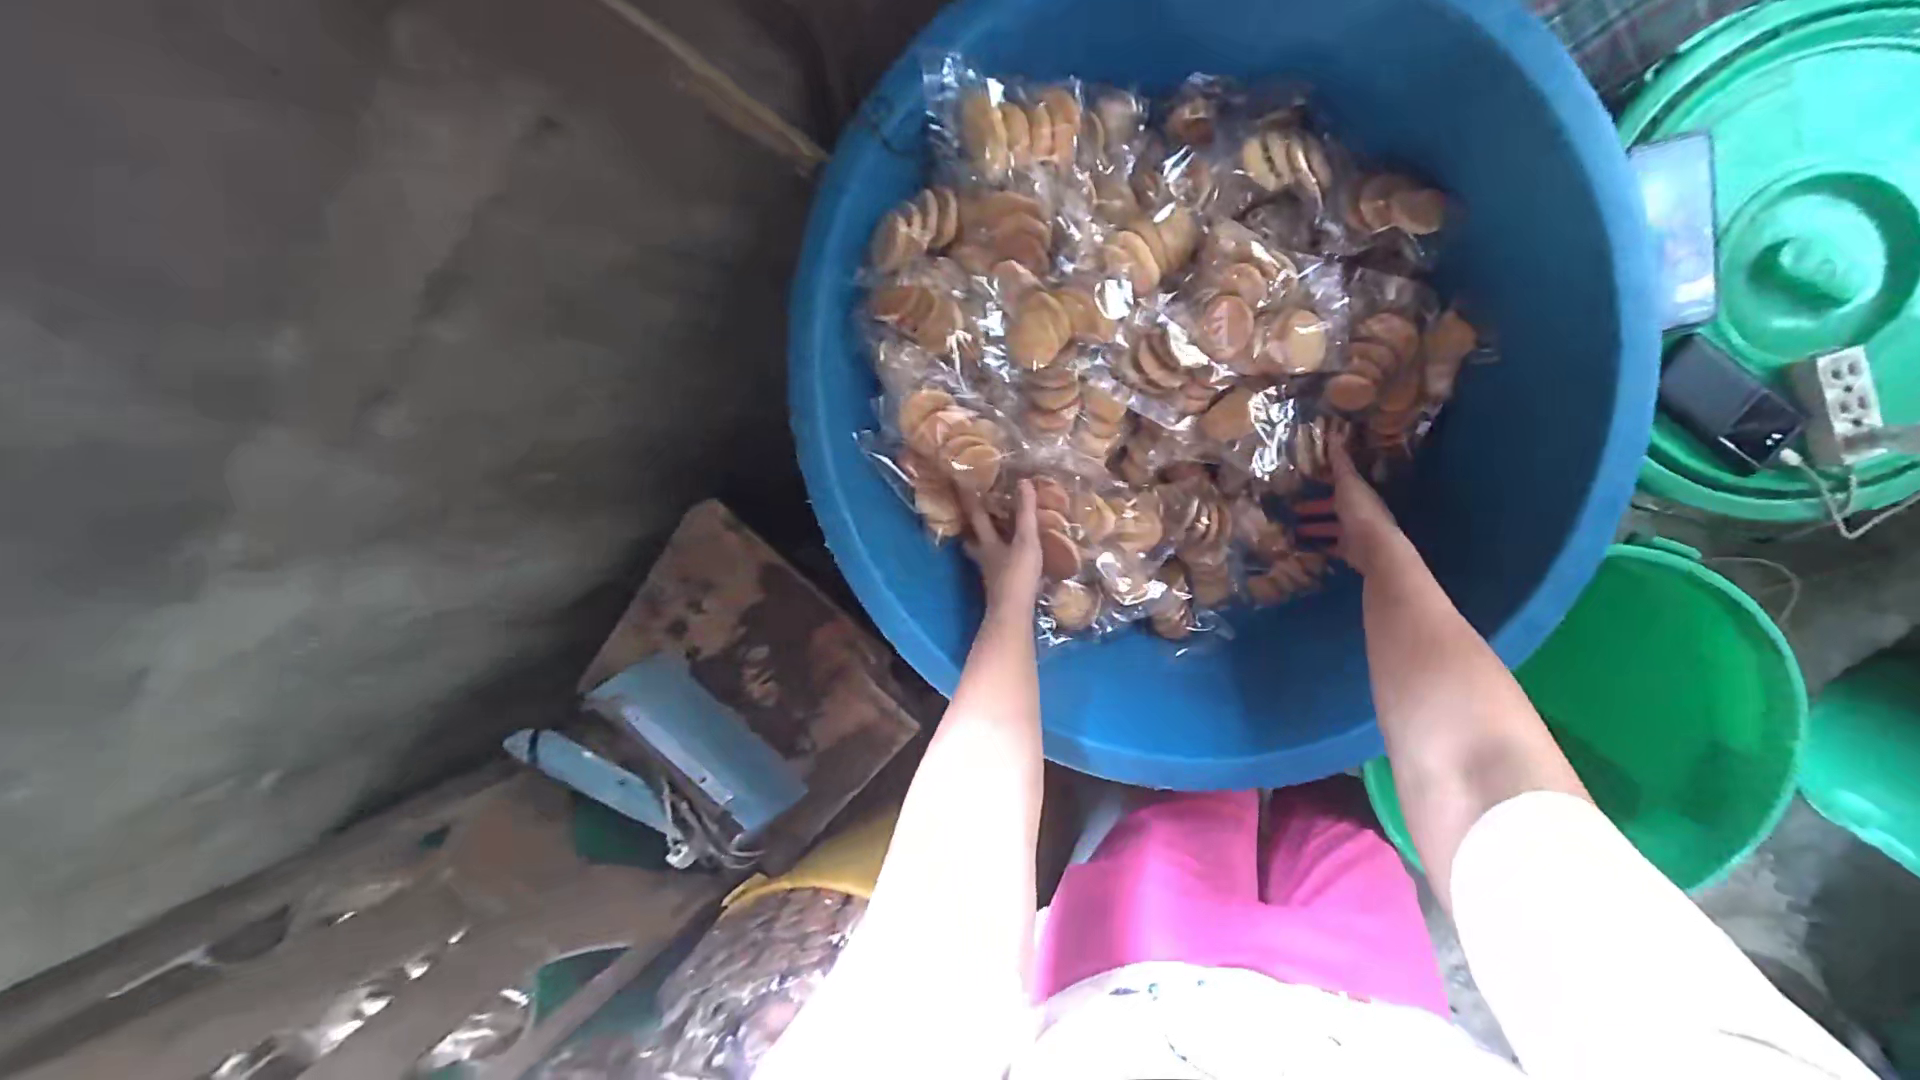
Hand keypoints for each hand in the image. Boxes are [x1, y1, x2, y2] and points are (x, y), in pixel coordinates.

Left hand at [964, 479, 1041, 613]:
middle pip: (971, 540)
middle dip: (970, 528)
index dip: (970, 500)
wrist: (1013, 614)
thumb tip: (1023, 482)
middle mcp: (984, 558)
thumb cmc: (1017, 575)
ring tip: (993, 534)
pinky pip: (997, 567)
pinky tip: (1010, 560)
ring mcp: (991, 575)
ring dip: (985, 544)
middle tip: (970, 515)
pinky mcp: (1001, 588)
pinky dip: (1001, 559)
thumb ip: (1026, 513)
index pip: (976, 516)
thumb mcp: (1026, 541)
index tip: (961, 484)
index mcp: (987, 543)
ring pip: (983, 555)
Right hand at [1294, 433, 1405, 576]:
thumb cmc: (1361, 511)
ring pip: (1329, 528)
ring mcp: (1353, 533)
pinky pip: (1329, 546)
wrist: (1374, 548)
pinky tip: (1301, 544)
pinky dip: (1317, 545)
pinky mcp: (1348, 551)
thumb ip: (1340, 463)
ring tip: (1290, 528)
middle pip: (1332, 508)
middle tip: (1290, 507)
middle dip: (1313, 507)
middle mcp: (1358, 512)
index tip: (1304, 481)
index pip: (1340, 485)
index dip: (1323, 483)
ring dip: (1312, 527)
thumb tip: (1334, 434)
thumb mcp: (1348, 483)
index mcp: (1359, 494)